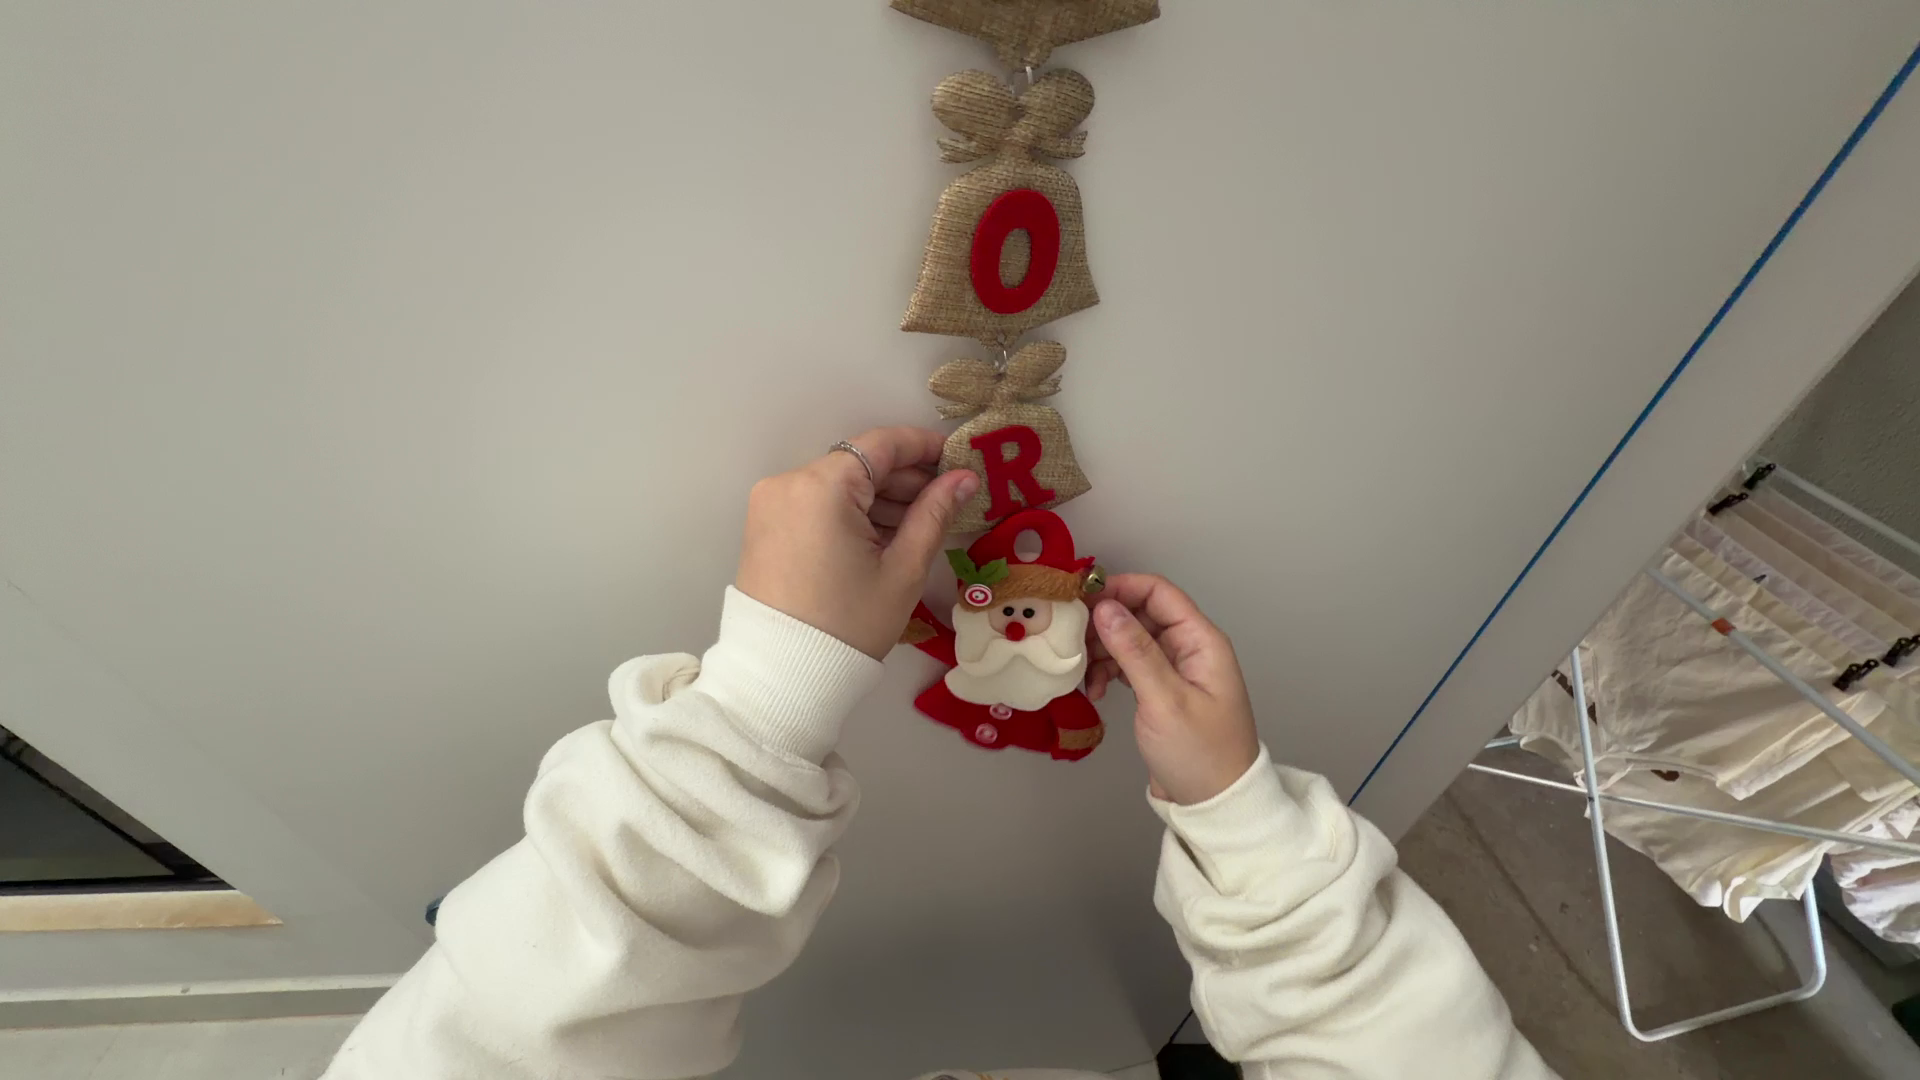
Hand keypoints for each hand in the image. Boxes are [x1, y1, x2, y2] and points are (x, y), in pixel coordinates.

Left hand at [736, 427, 978, 658]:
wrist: (783, 672)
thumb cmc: (850, 623)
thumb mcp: (903, 568)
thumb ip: (935, 513)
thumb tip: (965, 478)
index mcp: (823, 486)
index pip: (882, 445)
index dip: (924, 446)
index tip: (957, 458)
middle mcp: (789, 482)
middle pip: (859, 463)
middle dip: (904, 478)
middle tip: (945, 500)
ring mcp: (771, 503)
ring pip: (839, 483)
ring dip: (879, 497)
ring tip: (918, 525)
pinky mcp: (765, 524)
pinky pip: (817, 502)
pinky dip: (850, 511)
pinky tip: (882, 536)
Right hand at [1086, 574, 1259, 804]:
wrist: (1216, 806)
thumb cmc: (1200, 754)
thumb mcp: (1164, 700)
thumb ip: (1134, 651)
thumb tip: (1104, 607)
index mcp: (1200, 641)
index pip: (1158, 593)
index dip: (1120, 588)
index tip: (1082, 599)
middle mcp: (1188, 647)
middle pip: (1139, 614)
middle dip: (1104, 623)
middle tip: (1072, 639)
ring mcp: (1173, 669)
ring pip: (1129, 639)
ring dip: (1102, 650)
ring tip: (1083, 673)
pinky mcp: (1159, 689)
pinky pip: (1128, 664)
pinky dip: (1107, 671)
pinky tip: (1095, 689)